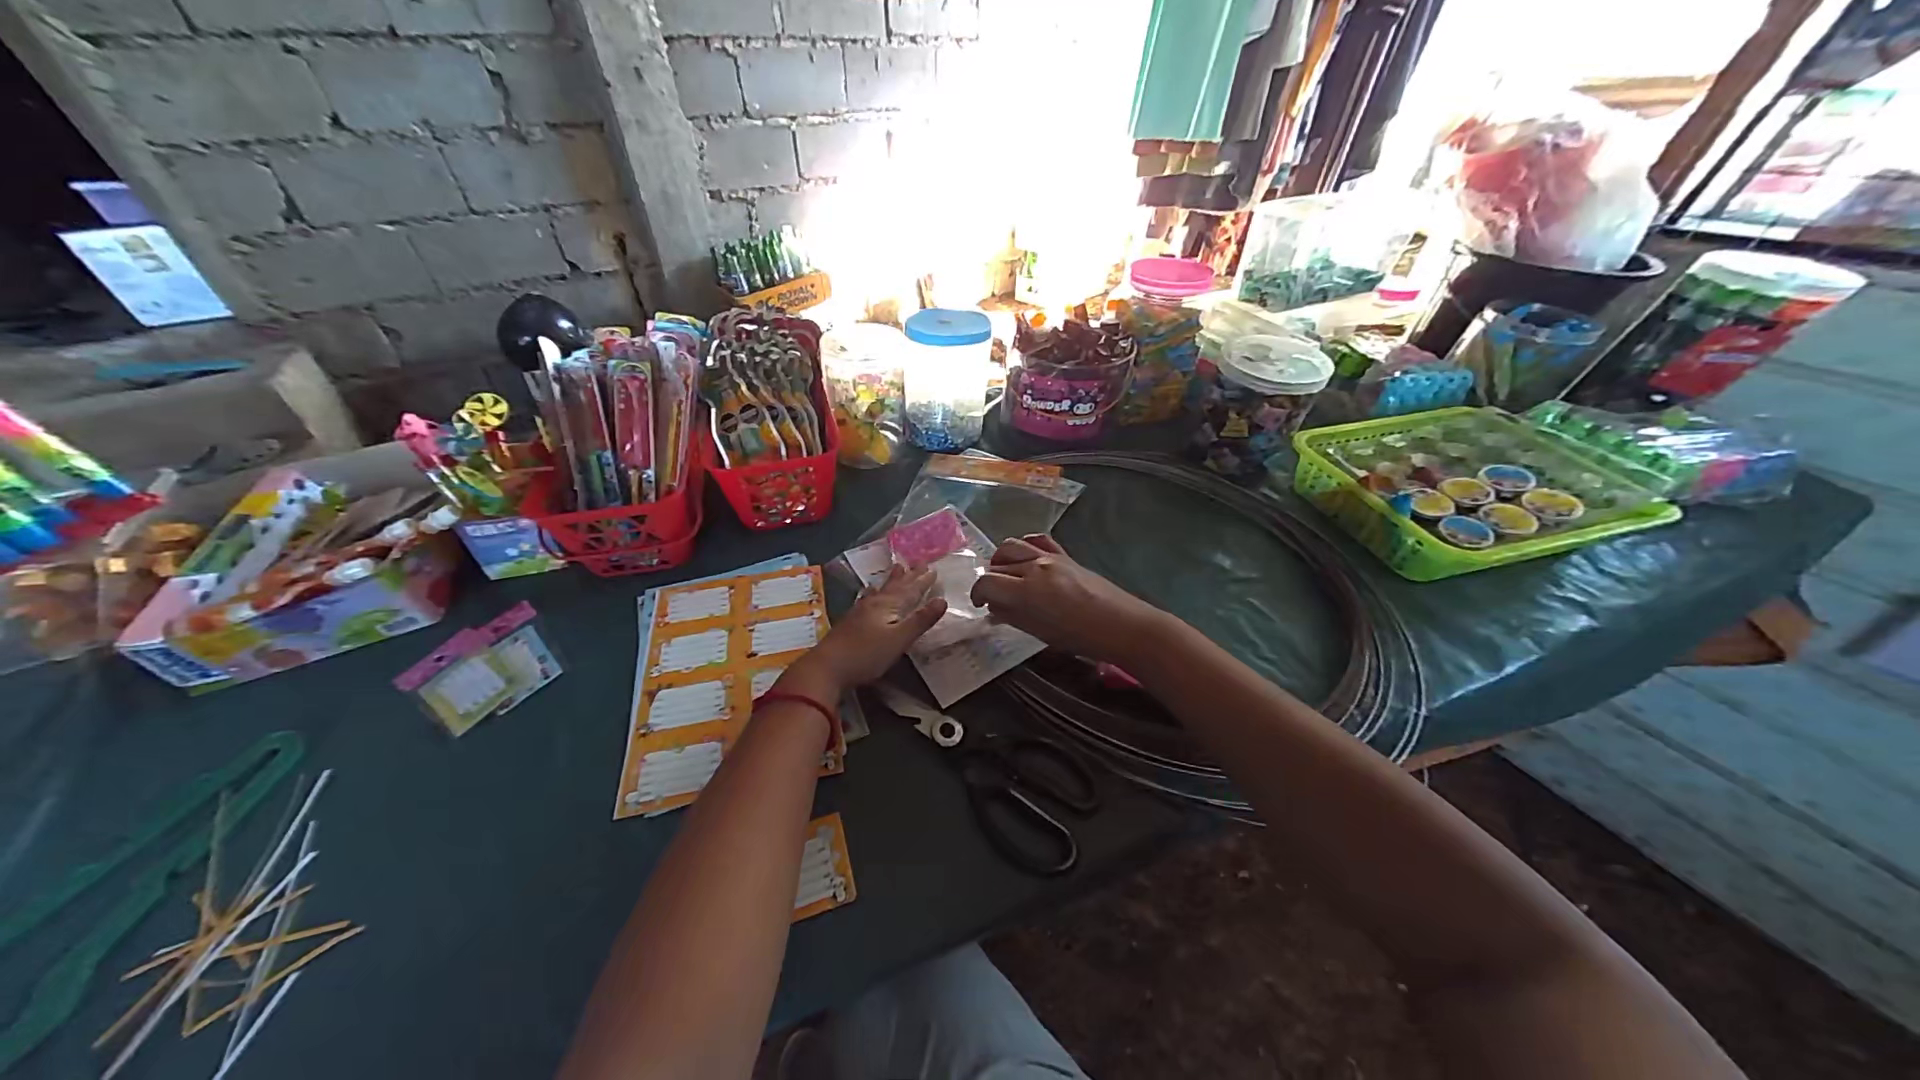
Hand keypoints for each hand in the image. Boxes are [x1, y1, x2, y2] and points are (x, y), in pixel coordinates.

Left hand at [791, 564, 946, 691]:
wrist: (826, 668)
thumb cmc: (866, 654)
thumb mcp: (899, 639)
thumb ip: (920, 620)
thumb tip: (942, 600)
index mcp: (888, 605)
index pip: (910, 590)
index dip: (922, 581)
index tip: (933, 569)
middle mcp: (874, 603)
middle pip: (895, 586)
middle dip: (909, 576)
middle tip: (919, 563)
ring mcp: (859, 612)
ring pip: (881, 591)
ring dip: (891, 581)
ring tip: (897, 568)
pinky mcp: (850, 622)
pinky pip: (869, 599)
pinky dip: (874, 593)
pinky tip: (869, 594)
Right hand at [969, 535, 1171, 665]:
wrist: (1122, 626)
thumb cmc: (1080, 638)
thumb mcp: (1039, 633)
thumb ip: (1012, 616)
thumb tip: (994, 608)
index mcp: (1025, 591)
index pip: (986, 582)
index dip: (977, 594)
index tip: (979, 605)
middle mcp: (1034, 567)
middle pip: (998, 563)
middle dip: (990, 579)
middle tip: (993, 595)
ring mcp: (1051, 558)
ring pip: (1013, 546)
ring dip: (1002, 559)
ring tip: (1006, 575)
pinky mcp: (1066, 555)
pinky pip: (1038, 541)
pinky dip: (1026, 546)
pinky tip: (1027, 559)